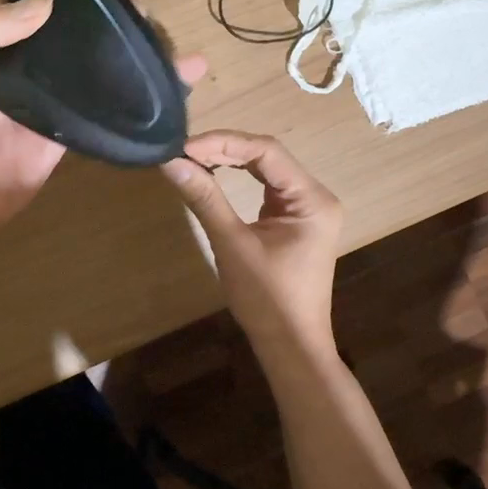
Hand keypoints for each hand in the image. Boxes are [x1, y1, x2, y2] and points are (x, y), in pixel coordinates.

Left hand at [0, 0, 205, 238]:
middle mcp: (26, 47)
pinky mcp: (76, 116)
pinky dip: (146, 78)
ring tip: (152, 22)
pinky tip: (179, 69)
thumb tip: (44, 3)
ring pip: (94, 41)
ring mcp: (55, 81)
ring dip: (126, 26)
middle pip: (65, 3)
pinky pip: (112, 89)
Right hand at [161, 131, 344, 346]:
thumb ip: (204, 198)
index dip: (224, 143)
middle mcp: (316, 197)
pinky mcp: (294, 221)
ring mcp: (307, 209)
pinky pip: (266, 188)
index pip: (267, 152)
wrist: (290, 345)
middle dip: (224, 150)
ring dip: (230, 162)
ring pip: (266, 170)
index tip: (186, 147)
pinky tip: (213, 175)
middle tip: (184, 152)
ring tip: (193, 159)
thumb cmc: (266, 298)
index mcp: (312, 199)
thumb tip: (171, 163)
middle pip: (267, 157)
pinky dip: (239, 179)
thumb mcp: (232, 244)